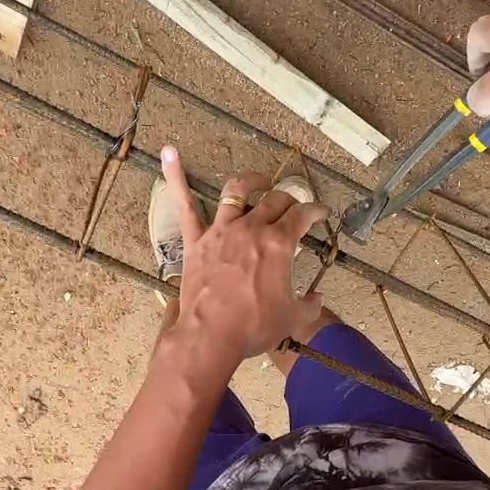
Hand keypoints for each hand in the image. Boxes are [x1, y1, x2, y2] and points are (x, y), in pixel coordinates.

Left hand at [158, 147, 327, 362]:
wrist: (211, 336)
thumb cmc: (253, 327)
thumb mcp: (292, 319)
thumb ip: (310, 305)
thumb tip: (317, 299)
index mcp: (279, 244)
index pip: (302, 216)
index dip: (315, 211)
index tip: (320, 213)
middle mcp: (250, 229)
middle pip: (274, 201)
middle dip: (288, 200)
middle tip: (293, 207)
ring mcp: (220, 232)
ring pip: (235, 193)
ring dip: (250, 182)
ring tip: (258, 181)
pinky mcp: (195, 242)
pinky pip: (184, 205)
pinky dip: (175, 177)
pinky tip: (169, 152)